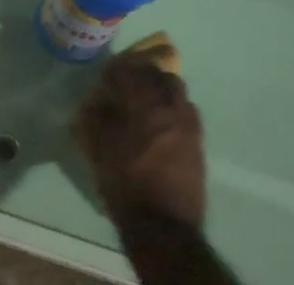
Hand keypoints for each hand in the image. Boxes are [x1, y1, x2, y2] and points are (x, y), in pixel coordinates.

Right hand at [74, 55, 205, 225]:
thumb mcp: (100, 150)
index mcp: (142, 105)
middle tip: (127, 82)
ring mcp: (187, 123)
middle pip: (158, 74)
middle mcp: (168, 107)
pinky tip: (164, 120)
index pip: (129, 72)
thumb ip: (97, 119)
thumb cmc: (125, 184)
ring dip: (161, 86)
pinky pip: (188, 110)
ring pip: (177, 89)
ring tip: (147, 99)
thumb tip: (96, 102)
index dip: (115, 70)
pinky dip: (175, 106)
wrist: (163, 223)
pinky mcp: (198, 141)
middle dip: (141, 73)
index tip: (105, 76)